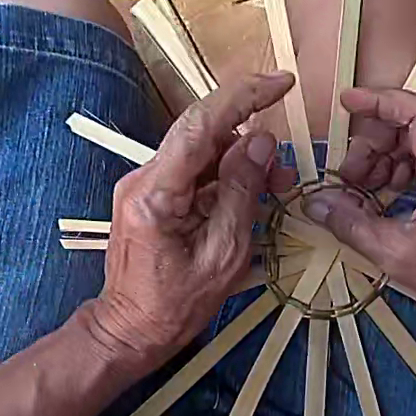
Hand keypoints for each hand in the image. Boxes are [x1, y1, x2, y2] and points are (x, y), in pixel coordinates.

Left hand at [84, 73, 292, 366]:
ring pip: (200, 154)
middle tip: (285, 170)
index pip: (201, 125)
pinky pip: (192, 174)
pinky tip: (248, 197)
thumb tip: (260, 142)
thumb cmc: (176, 306)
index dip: (243, 97)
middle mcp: (143, 178)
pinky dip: (223, 179)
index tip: (281, 84)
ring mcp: (143, 186)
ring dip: (240, 163)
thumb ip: (242, 193)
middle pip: (202, 135)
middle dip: (250, 140)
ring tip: (274, 187)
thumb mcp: (224, 255)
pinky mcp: (149, 197)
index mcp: (157, 193)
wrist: (129, 331)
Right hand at [306, 87, 415, 335]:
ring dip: (380, 162)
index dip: (381, 101)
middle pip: (411, 128)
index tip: (348, 102)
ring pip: (414, 146)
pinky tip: (378, 199)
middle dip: (372, 145)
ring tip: (359, 192)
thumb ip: (351, 224)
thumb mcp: (395, 254)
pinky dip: (394, 175)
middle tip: (346, 177)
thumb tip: (314, 202)